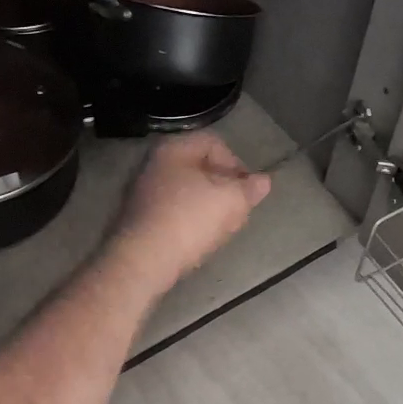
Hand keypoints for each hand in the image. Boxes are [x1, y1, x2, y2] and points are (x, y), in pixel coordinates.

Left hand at [109, 132, 270, 288]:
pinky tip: (199, 239)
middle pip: (200, 167)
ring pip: (187, 190)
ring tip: (222, 228)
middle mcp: (154, 163)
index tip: (247, 190)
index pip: (214, 143)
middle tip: (238, 209)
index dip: (237, 164)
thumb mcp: (232, 201)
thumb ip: (251, 188)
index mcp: (174, 148)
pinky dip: (190, 220)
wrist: (142, 260)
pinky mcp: (138, 218)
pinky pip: (173, 210)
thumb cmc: (190, 220)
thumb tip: (264, 181)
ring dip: (209, 206)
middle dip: (224, 187)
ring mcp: (142, 191)